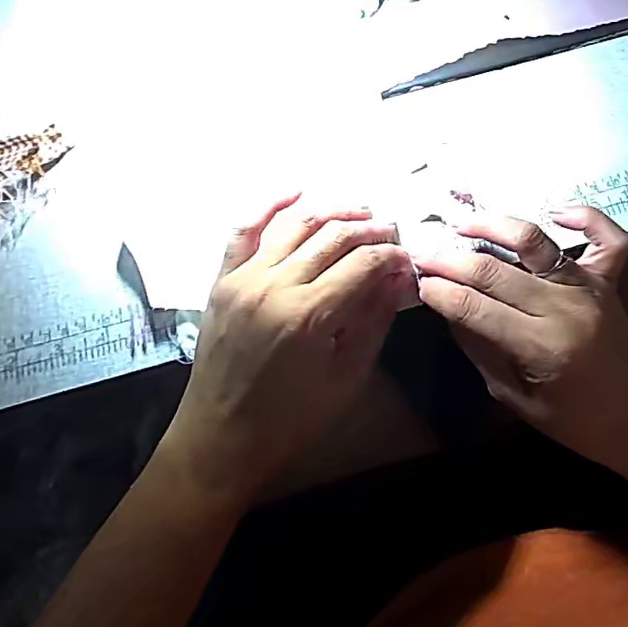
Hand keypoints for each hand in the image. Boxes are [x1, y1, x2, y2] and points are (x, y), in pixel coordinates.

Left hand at [160, 193, 412, 501]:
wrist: (221, 435)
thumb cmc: (290, 418)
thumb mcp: (345, 378)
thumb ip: (372, 322)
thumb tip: (397, 278)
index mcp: (309, 315)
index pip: (362, 264)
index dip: (391, 255)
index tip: (407, 258)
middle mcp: (274, 285)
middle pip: (332, 238)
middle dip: (369, 230)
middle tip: (391, 231)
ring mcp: (244, 277)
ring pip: (295, 226)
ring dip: (332, 212)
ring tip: (359, 212)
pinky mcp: (223, 279)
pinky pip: (243, 230)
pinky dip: (268, 206)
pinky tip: (295, 191)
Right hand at [414, 206, 627, 469]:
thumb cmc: (574, 419)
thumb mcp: (513, 396)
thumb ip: (479, 348)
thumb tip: (447, 309)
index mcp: (541, 346)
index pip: (476, 308)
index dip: (441, 293)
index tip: (417, 282)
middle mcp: (564, 308)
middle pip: (495, 271)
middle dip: (451, 261)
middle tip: (423, 255)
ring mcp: (588, 287)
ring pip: (536, 241)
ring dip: (494, 226)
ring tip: (463, 223)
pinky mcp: (607, 279)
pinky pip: (605, 237)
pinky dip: (585, 217)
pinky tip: (557, 211)